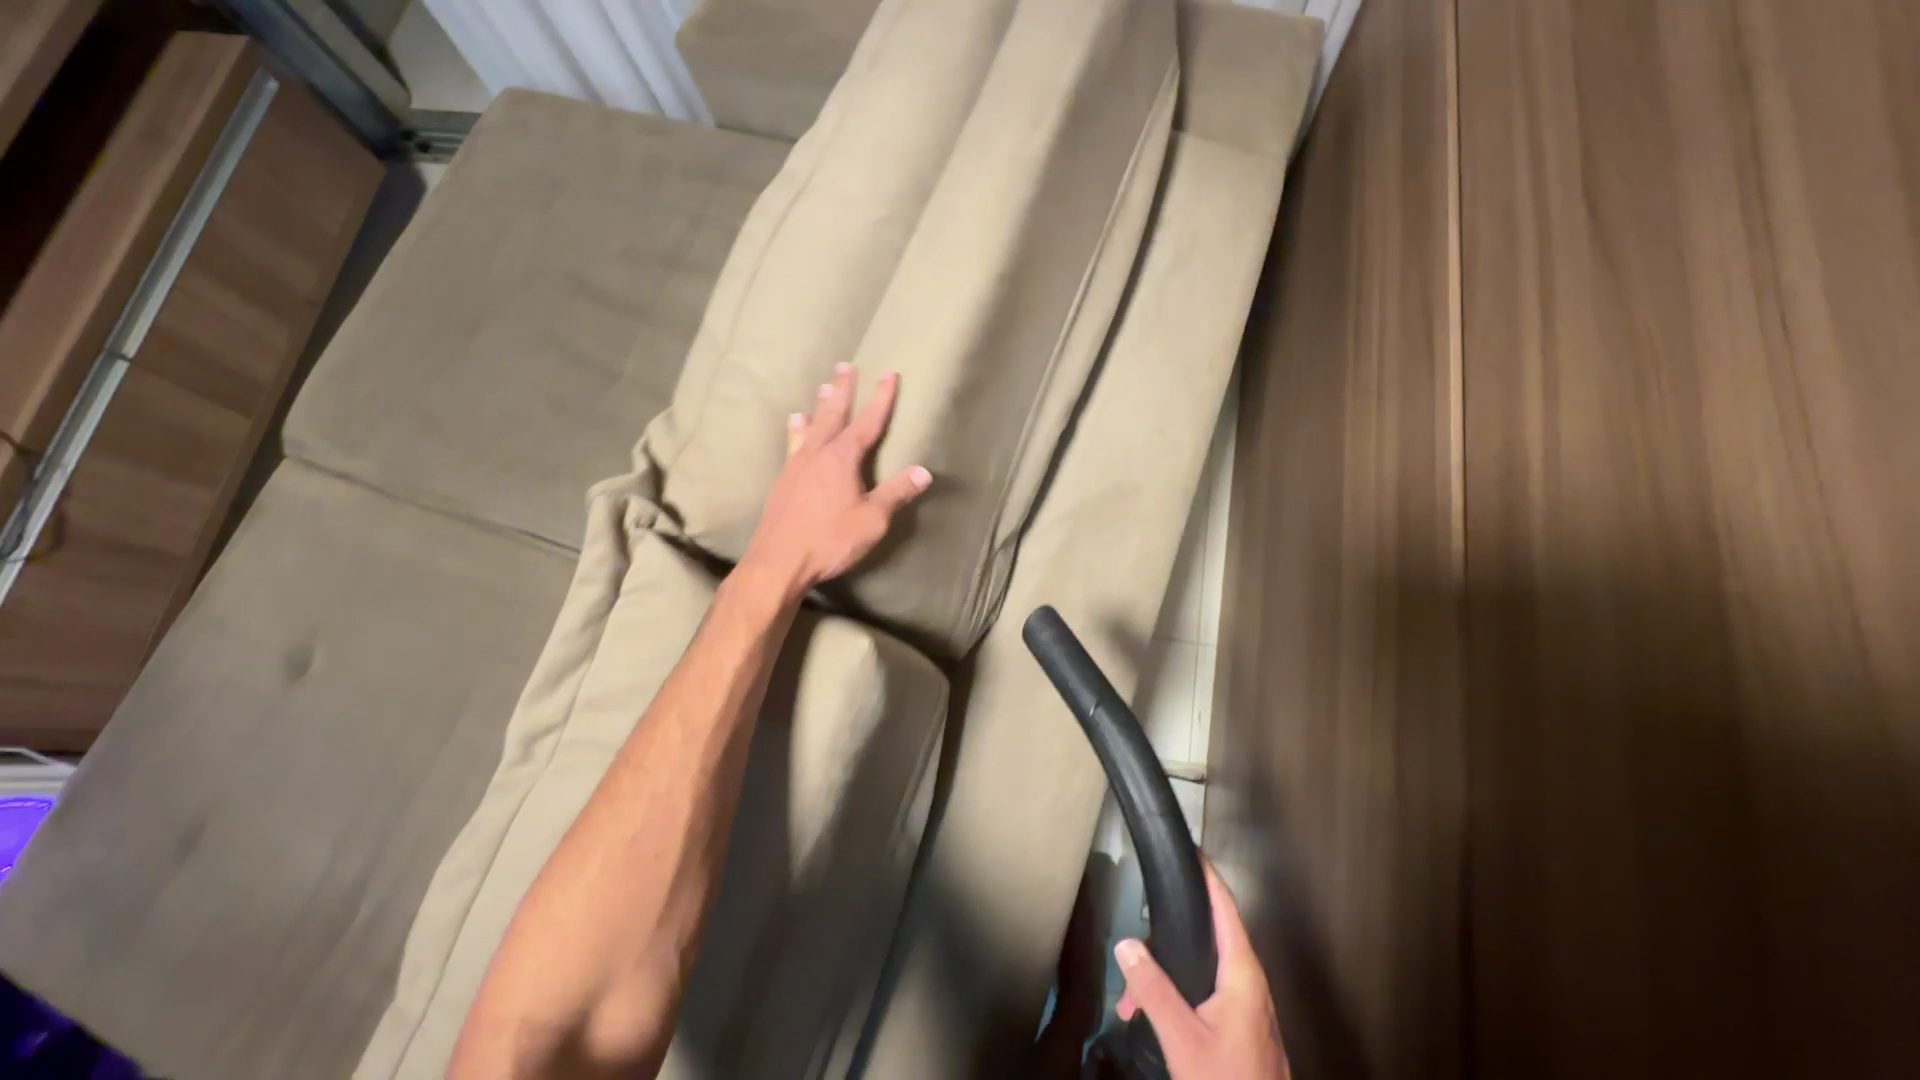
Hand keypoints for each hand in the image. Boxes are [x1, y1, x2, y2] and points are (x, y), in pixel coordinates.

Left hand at [739, 363, 930, 596]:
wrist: (778, 561)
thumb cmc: (830, 540)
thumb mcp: (872, 520)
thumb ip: (896, 494)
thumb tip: (922, 472)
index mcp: (842, 458)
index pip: (868, 422)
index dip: (881, 398)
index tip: (888, 374)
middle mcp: (817, 454)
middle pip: (833, 415)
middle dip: (842, 391)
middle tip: (845, 366)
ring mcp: (795, 466)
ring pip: (809, 427)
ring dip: (818, 407)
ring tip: (820, 389)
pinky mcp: (782, 483)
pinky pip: (792, 446)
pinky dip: (796, 431)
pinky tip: (794, 428)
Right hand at [1115, 858, 1288, 1079]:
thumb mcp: (1181, 1037)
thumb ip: (1152, 988)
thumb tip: (1127, 944)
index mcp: (1243, 974)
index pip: (1225, 909)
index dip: (1208, 877)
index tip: (1190, 850)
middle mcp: (1250, 983)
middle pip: (1210, 938)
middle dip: (1167, 939)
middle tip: (1135, 942)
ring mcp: (1248, 1008)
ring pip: (1203, 971)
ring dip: (1165, 978)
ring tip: (1131, 999)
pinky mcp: (1241, 1027)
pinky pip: (1205, 995)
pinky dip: (1177, 999)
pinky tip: (1149, 1019)